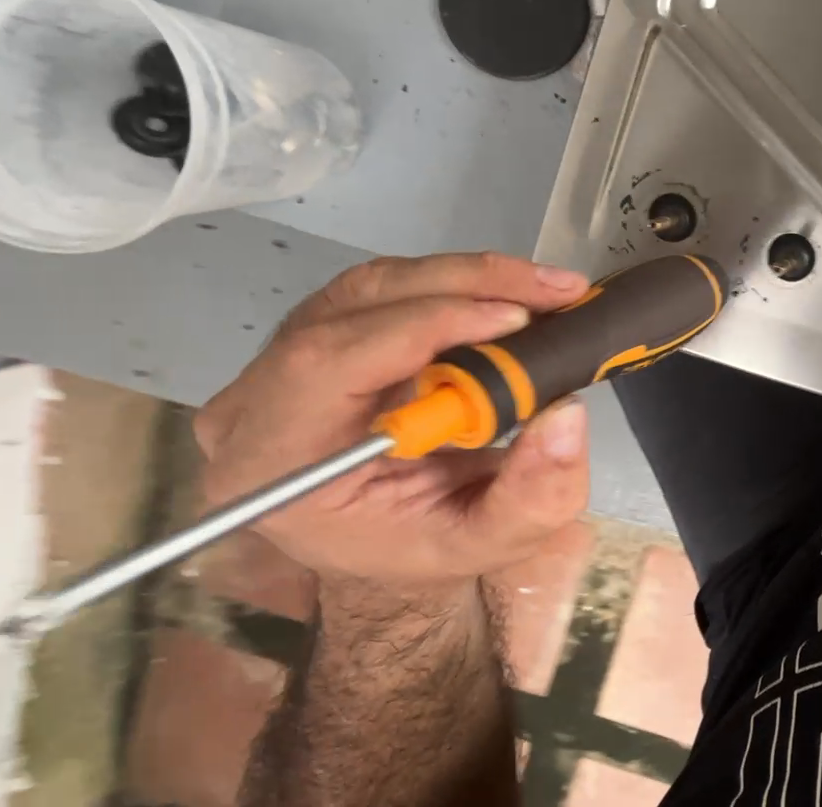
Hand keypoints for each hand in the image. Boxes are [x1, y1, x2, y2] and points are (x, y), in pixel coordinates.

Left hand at [196, 253, 594, 597]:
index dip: (423, 326)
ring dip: (472, 277)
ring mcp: (282, 361)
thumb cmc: (429, 544)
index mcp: (271, 465)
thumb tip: (566, 413)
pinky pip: (390, 289)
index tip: (517, 320)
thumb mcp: (491, 542)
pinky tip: (515, 296)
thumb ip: (532, 496)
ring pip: (376, 286)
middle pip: (354, 307)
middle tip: (558, 290)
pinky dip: (462, 283)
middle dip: (467, 285)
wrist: (400, 536)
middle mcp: (256, 402)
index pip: (327, 364)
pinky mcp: (324, 334)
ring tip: (550, 289)